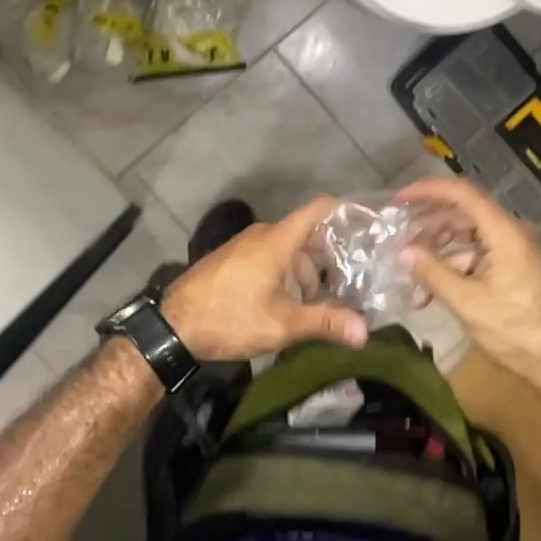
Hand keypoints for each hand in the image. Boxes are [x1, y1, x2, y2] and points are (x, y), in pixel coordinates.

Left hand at [161, 197, 369, 360]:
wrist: (172, 327)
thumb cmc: (231, 318)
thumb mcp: (282, 325)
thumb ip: (325, 323)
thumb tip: (366, 332)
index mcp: (277, 240)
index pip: (319, 208)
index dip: (345, 210)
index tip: (368, 222)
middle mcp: (262, 235)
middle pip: (306, 235)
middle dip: (329, 258)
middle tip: (352, 280)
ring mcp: (244, 246)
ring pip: (287, 249)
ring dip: (306, 272)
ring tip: (319, 304)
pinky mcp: (232, 260)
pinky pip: (269, 257)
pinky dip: (286, 273)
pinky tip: (289, 303)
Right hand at [396, 178, 540, 386]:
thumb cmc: (515, 331)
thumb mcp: (468, 304)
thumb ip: (434, 274)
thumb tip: (403, 252)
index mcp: (504, 232)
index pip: (462, 194)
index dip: (428, 190)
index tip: (399, 199)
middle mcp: (510, 232)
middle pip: (462, 213)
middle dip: (428, 224)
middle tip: (397, 238)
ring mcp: (511, 248)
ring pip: (467, 235)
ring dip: (438, 248)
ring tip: (410, 267)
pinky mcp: (511, 265)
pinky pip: (476, 253)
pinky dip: (453, 264)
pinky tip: (431, 287)